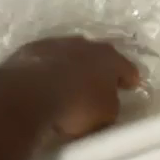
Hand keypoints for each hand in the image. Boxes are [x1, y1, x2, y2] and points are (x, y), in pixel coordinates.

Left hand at [0, 36, 141, 138]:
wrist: (28, 93)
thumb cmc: (76, 105)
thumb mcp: (106, 115)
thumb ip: (111, 106)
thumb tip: (107, 103)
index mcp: (109, 57)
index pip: (126, 67)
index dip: (129, 78)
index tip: (131, 86)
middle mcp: (84, 44)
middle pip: (97, 56)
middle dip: (99, 69)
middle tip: (100, 85)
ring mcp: (54, 44)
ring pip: (69, 55)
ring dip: (71, 67)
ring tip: (69, 86)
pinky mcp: (28, 51)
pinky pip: (44, 61)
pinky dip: (47, 71)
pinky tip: (43, 85)